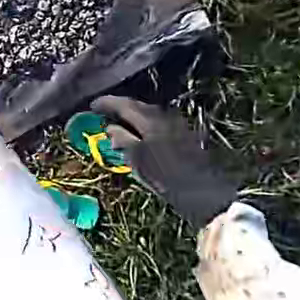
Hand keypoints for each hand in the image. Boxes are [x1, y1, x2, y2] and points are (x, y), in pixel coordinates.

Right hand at [90, 96, 239, 227]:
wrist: (207, 195)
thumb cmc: (169, 180)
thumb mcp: (139, 163)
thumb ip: (123, 141)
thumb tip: (110, 128)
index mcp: (150, 121)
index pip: (124, 104)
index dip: (107, 103)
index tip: (92, 106)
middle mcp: (165, 117)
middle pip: (138, 106)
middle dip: (119, 107)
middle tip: (104, 113)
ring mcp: (178, 125)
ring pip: (149, 113)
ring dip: (133, 115)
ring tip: (120, 123)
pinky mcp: (186, 135)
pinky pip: (159, 121)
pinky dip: (145, 123)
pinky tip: (141, 133)